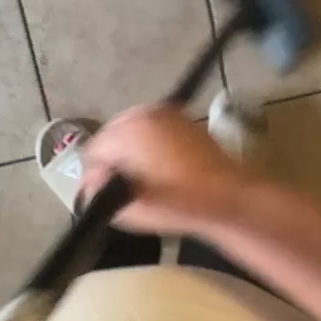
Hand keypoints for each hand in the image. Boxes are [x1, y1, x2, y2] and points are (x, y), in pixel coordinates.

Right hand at [78, 105, 255, 236]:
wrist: (230, 196)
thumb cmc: (183, 204)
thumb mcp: (136, 209)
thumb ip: (102, 195)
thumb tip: (90, 185)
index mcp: (130, 132)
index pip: (95, 150)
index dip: (95, 174)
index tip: (101, 193)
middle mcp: (144, 114)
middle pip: (110, 134)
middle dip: (111, 157)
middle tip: (119, 185)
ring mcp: (164, 111)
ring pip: (129, 126)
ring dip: (128, 147)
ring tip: (138, 174)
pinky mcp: (180, 116)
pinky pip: (150, 124)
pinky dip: (146, 138)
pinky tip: (154, 161)